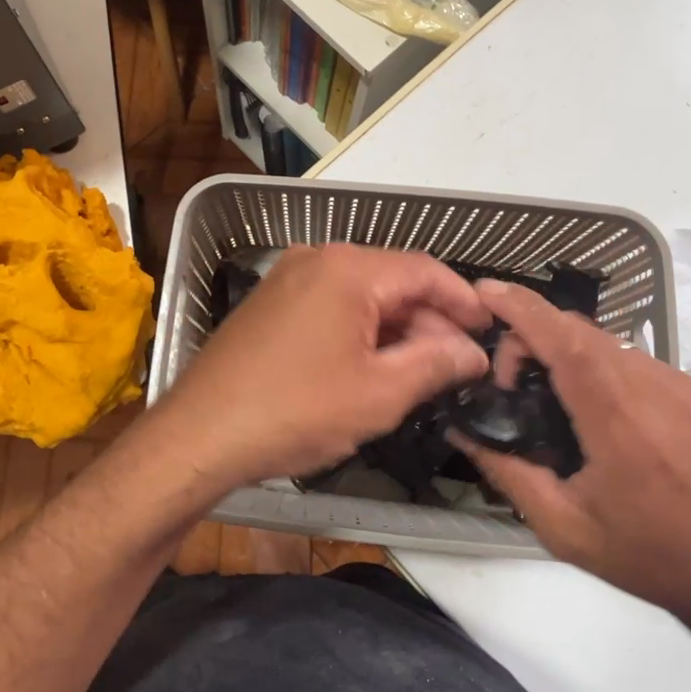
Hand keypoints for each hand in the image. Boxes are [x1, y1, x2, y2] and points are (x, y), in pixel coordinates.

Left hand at [151, 244, 490, 489]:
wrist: (201, 432)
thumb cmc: (296, 410)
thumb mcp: (380, 393)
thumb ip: (435, 363)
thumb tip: (471, 352)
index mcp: (347, 269)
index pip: (425, 270)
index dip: (463, 300)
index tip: (489, 330)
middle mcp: (316, 259)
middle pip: (392, 279)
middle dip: (430, 319)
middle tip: (457, 362)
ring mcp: (287, 279)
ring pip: (361, 294)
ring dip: (396, 327)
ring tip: (421, 370)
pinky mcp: (269, 303)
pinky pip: (330, 305)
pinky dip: (360, 329)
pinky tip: (372, 365)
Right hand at [459, 279, 690, 621]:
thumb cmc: (650, 555)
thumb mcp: (564, 527)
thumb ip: (508, 472)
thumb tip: (462, 432)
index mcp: (618, 418)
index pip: (564, 339)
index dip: (522, 308)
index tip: (484, 292)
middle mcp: (652, 386)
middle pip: (579, 330)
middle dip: (531, 334)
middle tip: (505, 380)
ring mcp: (680, 384)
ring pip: (606, 342)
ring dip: (564, 349)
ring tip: (546, 397)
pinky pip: (632, 360)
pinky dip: (597, 364)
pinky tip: (591, 408)